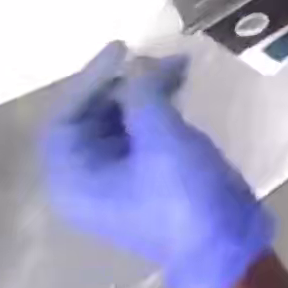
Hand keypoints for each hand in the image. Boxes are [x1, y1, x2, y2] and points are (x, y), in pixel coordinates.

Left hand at [41, 43, 274, 287]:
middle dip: (122, 82)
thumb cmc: (181, 192)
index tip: (123, 49)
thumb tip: (135, 62)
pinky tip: (181, 85)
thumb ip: (143, 94)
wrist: (222, 238)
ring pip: (120, 120)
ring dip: (144, 89)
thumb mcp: (161, 138)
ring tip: (178, 64)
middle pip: (91, 117)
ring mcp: (121, 175)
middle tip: (152, 55)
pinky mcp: (150, 171)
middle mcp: (89, 178)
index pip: (65, 119)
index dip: (89, 79)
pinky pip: (142, 129)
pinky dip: (158, 103)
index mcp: (75, 179)